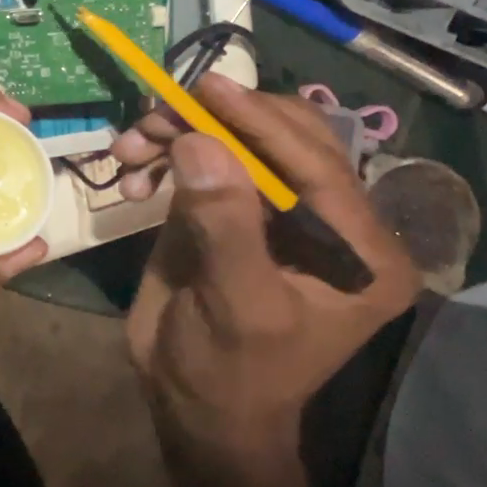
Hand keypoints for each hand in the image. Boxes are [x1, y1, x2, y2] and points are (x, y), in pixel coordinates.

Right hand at [111, 74, 420, 486]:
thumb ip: (227, 225)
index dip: (261, 120)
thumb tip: (200, 144)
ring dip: (176, 136)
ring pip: (232, 145)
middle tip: (153, 117)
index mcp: (359, 250)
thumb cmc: (232, 367)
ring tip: (127, 149)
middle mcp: (324, 223)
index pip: (318, 164)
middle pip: (278, 141)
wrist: (195, 401)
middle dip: (212, 122)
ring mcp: (272, 215)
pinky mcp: (226, 214)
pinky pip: (198, 164)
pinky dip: (161, 159)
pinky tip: (131, 180)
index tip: (207, 85)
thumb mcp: (237, 303)